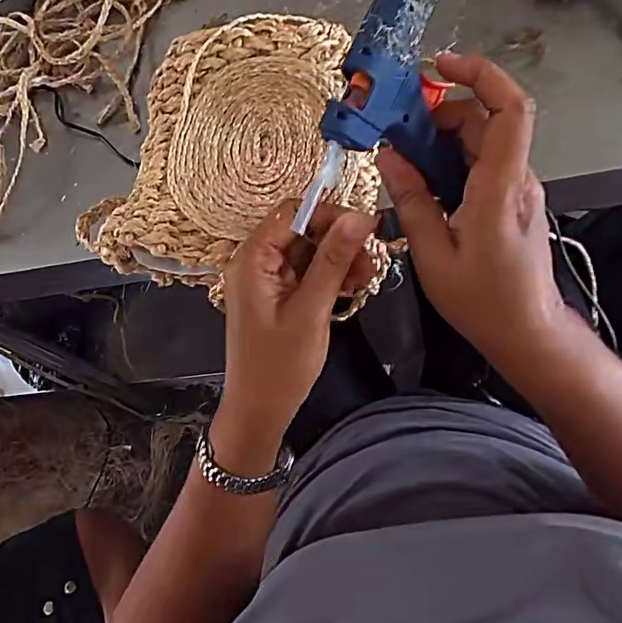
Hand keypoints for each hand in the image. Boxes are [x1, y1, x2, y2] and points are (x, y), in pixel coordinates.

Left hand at [219, 201, 376, 452]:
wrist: (259, 410)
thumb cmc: (279, 366)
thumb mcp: (311, 309)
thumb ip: (334, 260)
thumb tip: (358, 217)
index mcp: (251, 260)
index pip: (291, 213)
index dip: (329, 214)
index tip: (364, 228)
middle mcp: (253, 262)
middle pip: (301, 230)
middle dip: (338, 240)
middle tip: (370, 260)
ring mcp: (263, 278)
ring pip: (307, 250)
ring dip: (338, 259)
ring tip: (365, 279)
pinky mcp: (274, 293)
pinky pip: (304, 271)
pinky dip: (328, 275)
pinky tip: (350, 287)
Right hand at [377, 51, 572, 367]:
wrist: (528, 331)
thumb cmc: (483, 300)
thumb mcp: (433, 254)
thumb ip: (412, 200)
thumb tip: (389, 156)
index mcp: (500, 188)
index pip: (510, 110)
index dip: (480, 75)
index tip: (442, 65)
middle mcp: (517, 179)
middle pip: (486, 120)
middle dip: (440, 111)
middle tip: (397, 126)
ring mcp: (519, 188)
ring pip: (483, 141)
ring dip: (442, 137)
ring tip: (402, 155)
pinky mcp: (513, 199)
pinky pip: (483, 163)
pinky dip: (452, 158)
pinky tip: (424, 179)